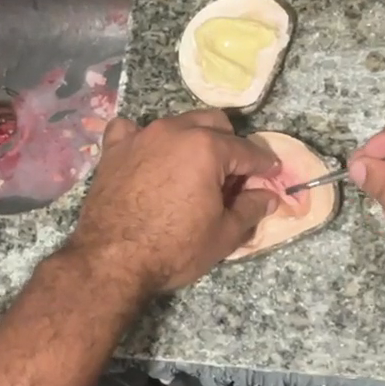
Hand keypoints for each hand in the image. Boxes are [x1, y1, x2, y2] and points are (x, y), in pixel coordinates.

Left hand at [66, 109, 280, 293]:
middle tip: (233, 175)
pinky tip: (147, 155)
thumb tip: (268, 196)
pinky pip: (131, 130)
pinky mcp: (113, 149)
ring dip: (192, 140)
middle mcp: (174, 131)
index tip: (272, 174)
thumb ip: (250, 209)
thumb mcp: (224, 234)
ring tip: (194, 169)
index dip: (264, 165)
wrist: (111, 261)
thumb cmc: (174, 249)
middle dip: (230, 144)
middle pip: (214, 124)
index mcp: (207, 148)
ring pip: (177, 123)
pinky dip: (144, 138)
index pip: (247, 151)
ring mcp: (141, 136)